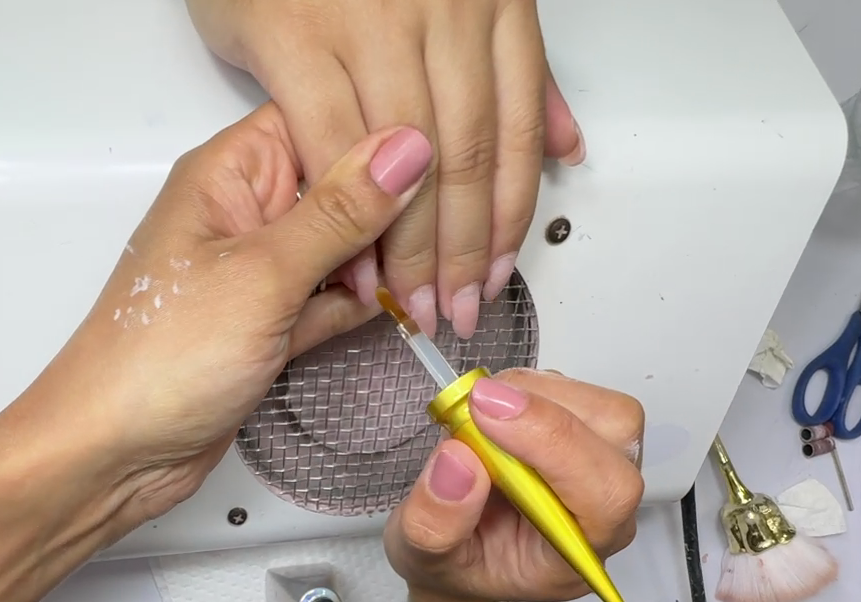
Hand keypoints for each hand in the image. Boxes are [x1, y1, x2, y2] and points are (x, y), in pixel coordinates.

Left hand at [5, 105, 434, 531]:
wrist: (117, 452)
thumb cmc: (158, 362)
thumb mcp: (261, 275)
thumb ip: (338, 213)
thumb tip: (405, 150)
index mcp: (227, 175)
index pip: (322, 122)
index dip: (383, 147)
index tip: (437, 176)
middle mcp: (241, 217)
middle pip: (338, 190)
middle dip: (390, 216)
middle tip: (438, 248)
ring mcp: (254, 276)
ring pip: (338, 251)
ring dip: (380, 268)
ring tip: (431, 284)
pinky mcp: (264, 328)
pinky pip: (325, 301)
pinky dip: (357, 307)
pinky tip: (395, 310)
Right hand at [186, 0, 583, 340]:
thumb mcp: (457, 2)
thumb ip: (512, 72)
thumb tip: (564, 142)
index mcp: (488, 0)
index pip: (513, 133)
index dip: (507, 221)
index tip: (494, 279)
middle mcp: (441, 7)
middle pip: (466, 158)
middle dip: (463, 252)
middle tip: (454, 311)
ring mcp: (369, 21)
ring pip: (407, 162)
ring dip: (413, 250)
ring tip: (412, 306)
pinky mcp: (296, 35)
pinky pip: (332, 146)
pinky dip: (346, 215)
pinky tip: (356, 266)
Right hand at [386, 369, 642, 601]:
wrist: (462, 558)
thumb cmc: (455, 566)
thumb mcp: (423, 560)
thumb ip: (435, 524)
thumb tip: (458, 458)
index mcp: (576, 553)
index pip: (604, 493)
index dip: (553, 442)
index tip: (484, 412)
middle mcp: (602, 509)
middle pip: (614, 435)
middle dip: (541, 410)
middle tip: (471, 408)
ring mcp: (598, 467)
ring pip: (598, 406)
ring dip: (531, 394)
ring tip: (472, 417)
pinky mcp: (581, 435)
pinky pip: (574, 394)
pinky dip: (524, 388)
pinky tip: (487, 414)